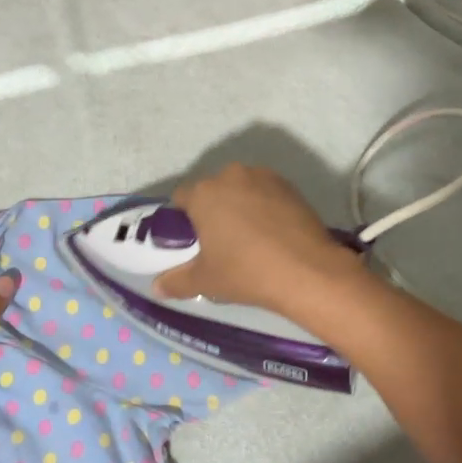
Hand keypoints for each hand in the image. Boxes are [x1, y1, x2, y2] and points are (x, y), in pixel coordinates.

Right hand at [151, 164, 362, 316]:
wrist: (306, 269)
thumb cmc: (245, 272)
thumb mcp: (205, 281)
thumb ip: (175, 281)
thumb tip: (156, 287)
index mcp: (204, 193)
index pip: (181, 198)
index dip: (182, 220)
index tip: (191, 242)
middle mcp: (230, 175)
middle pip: (211, 190)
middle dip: (211, 210)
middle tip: (219, 243)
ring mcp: (262, 176)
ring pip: (239, 188)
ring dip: (238, 205)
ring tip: (249, 238)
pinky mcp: (287, 184)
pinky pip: (264, 192)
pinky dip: (262, 206)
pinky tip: (271, 232)